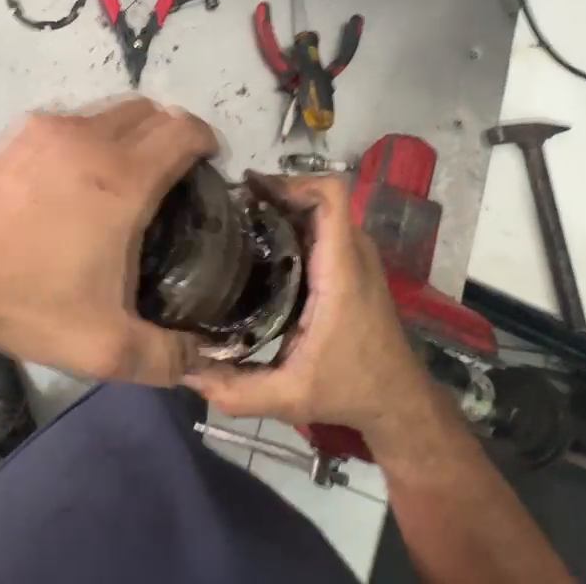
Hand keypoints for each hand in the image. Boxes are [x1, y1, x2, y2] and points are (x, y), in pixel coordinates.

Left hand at [0, 97, 217, 385]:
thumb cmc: (27, 303)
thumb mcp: (106, 347)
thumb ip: (166, 356)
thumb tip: (202, 357)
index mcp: (123, 179)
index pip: (183, 130)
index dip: (206, 140)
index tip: (210, 166)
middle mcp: (91, 139)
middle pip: (151, 111)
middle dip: (172, 133)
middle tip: (174, 175)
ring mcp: (50, 129)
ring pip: (111, 110)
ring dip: (132, 132)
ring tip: (128, 175)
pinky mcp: (19, 133)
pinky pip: (74, 120)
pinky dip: (91, 136)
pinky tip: (77, 179)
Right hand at [184, 176, 434, 438]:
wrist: (399, 402)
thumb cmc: (351, 390)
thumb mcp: (290, 397)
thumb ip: (237, 389)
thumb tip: (185, 372)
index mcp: (340, 269)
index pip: (329, 195)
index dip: (289, 182)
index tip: (247, 193)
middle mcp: (352, 253)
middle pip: (317, 196)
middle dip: (274, 193)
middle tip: (228, 209)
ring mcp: (356, 257)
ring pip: (320, 210)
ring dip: (283, 208)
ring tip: (238, 224)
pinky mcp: (352, 266)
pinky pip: (323, 227)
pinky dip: (293, 225)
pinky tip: (261, 249)